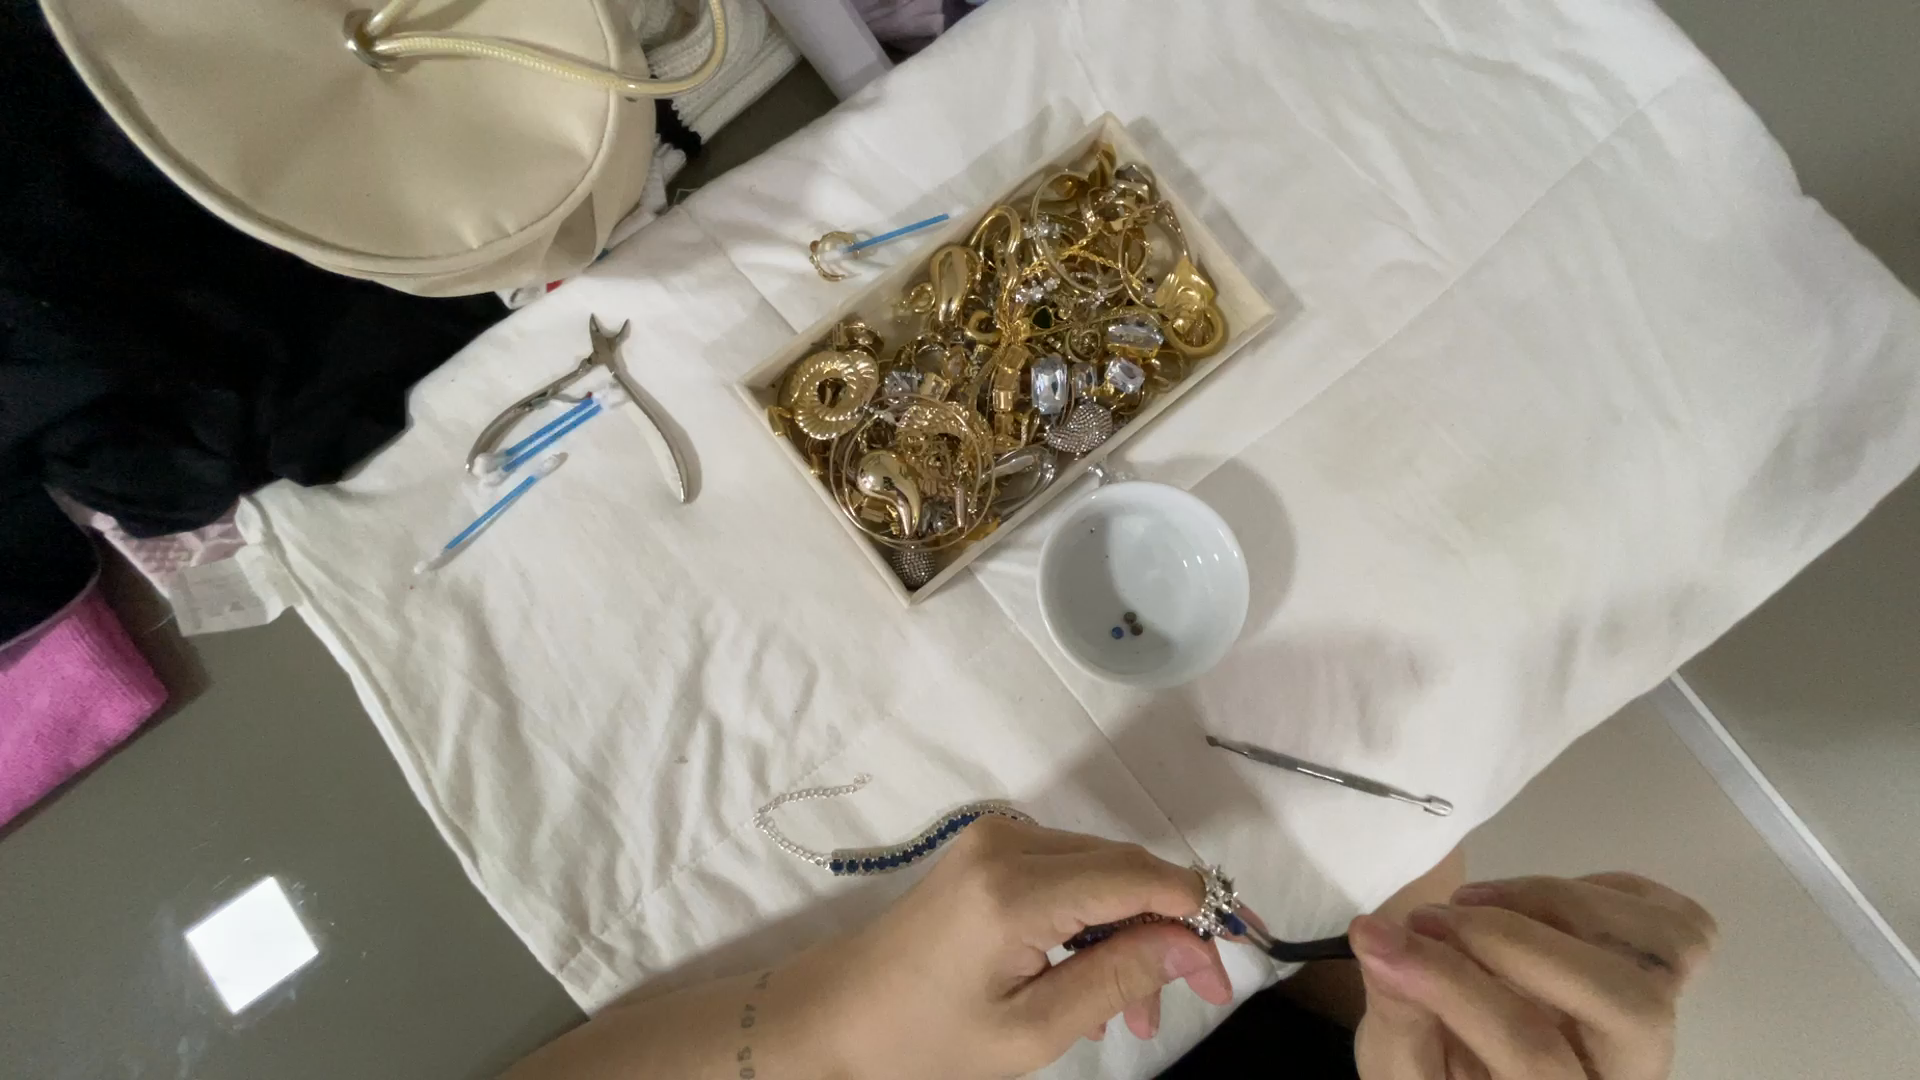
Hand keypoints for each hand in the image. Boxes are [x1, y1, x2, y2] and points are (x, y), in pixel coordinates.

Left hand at [815, 817, 1234, 1079]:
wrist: (845, 1010)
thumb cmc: (930, 1039)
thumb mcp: (1032, 1031)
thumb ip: (1115, 977)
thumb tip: (1189, 943)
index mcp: (1015, 886)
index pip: (1133, 874)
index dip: (1195, 906)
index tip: (1237, 951)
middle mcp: (1009, 841)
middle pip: (1121, 864)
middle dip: (1167, 923)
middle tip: (1194, 994)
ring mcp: (997, 836)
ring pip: (1099, 866)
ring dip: (1131, 925)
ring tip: (1137, 1007)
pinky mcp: (991, 846)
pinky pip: (1068, 868)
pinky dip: (1094, 913)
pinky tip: (1096, 968)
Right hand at [1350, 873, 1716, 1078]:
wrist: (1478, 1072)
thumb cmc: (1434, 1073)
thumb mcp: (1396, 1067)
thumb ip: (1393, 1014)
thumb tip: (1375, 935)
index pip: (1533, 1049)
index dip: (1449, 982)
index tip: (1373, 939)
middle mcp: (1630, 1076)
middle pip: (1627, 1002)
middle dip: (1509, 939)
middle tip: (1428, 921)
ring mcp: (1653, 1027)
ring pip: (1663, 949)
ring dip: (1553, 904)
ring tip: (1472, 901)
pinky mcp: (1653, 978)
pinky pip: (1676, 922)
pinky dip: (1606, 892)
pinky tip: (1533, 904)